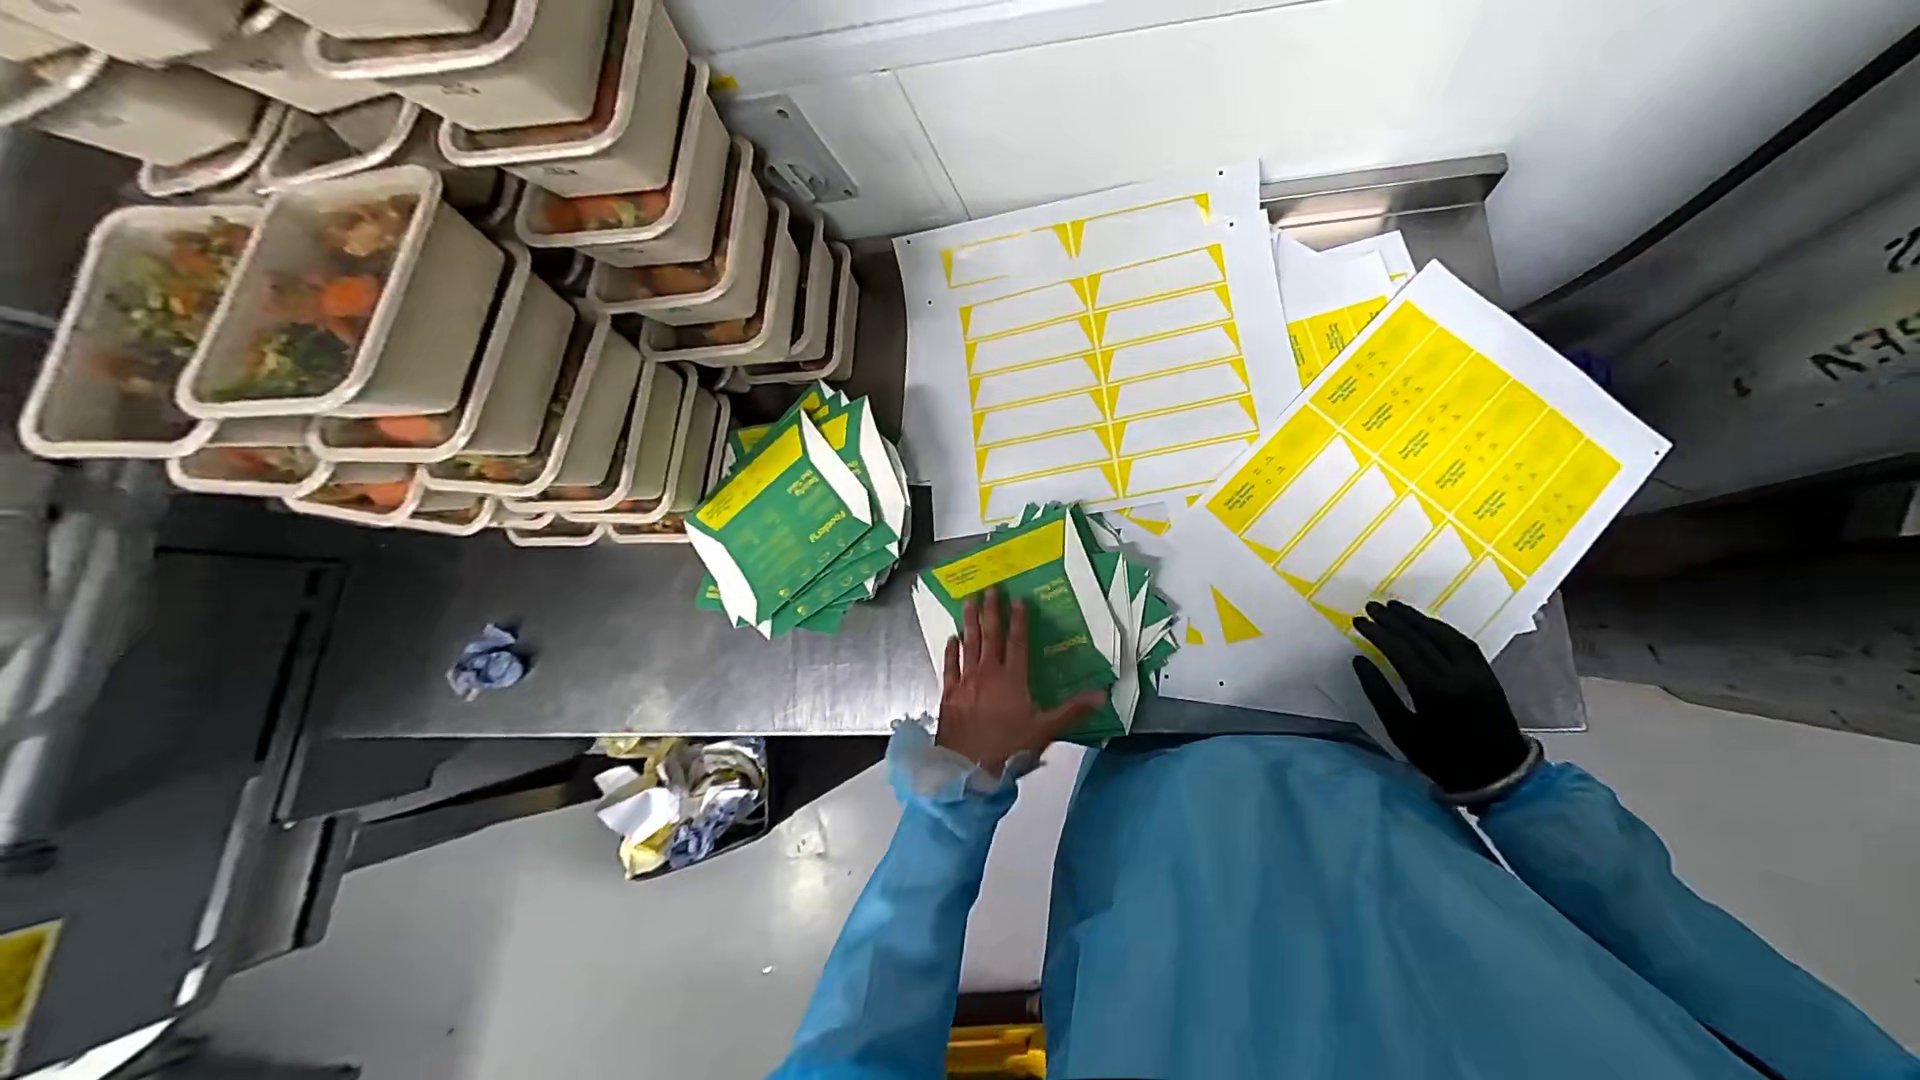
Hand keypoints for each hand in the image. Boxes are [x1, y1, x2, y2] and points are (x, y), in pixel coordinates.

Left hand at [938, 588, 1105, 774]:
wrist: (967, 767)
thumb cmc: (1008, 748)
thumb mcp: (1045, 731)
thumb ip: (1072, 710)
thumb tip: (1101, 694)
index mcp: (1012, 679)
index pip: (1017, 642)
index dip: (1018, 620)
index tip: (1018, 599)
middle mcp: (987, 673)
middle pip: (990, 636)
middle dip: (991, 611)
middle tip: (990, 589)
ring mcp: (966, 682)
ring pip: (969, 644)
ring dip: (969, 622)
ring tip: (968, 601)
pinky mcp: (949, 693)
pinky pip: (950, 666)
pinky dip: (951, 651)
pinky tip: (951, 638)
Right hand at [1352, 600, 1532, 798]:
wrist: (1497, 774)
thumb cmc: (1440, 757)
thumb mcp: (1400, 730)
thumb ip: (1378, 692)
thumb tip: (1360, 660)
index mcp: (1433, 692)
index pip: (1400, 650)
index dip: (1377, 633)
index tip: (1358, 621)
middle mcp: (1457, 676)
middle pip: (1421, 638)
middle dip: (1394, 620)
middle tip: (1372, 606)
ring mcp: (1476, 673)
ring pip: (1445, 635)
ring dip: (1418, 619)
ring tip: (1396, 608)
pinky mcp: (1488, 674)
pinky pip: (1463, 643)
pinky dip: (1441, 629)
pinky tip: (1426, 623)